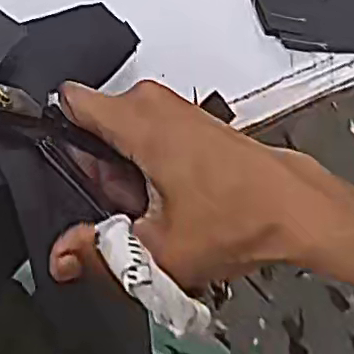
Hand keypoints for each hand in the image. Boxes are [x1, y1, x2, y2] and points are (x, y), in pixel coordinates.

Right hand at [47, 80, 353, 290]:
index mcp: (134, 117)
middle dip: (100, 168)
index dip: (60, 137)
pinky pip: (140, 128)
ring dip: (123, 168)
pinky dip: (144, 160)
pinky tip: (170, 193)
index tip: (78, 171)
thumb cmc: (242, 215)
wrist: (292, 207)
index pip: (67, 100)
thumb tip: (64, 255)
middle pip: (92, 126)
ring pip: (116, 129)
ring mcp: (166, 103)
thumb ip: (100, 254)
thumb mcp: (161, 250)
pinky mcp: (179, 113)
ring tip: (154, 204)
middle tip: (130, 204)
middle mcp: (147, 98)